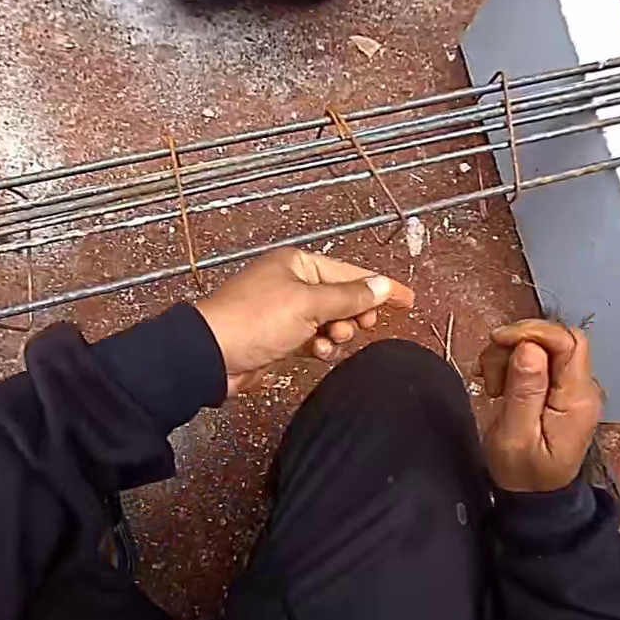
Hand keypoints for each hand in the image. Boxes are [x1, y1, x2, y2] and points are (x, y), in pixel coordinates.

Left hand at [193, 248, 415, 395]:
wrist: (212, 355)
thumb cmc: (257, 319)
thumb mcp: (308, 304)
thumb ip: (349, 296)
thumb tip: (382, 286)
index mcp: (298, 264)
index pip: (350, 272)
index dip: (380, 287)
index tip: (408, 300)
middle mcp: (292, 283)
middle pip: (341, 297)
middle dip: (354, 313)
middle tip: (364, 326)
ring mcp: (285, 311)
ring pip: (329, 321)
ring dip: (337, 333)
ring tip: (333, 340)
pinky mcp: (280, 337)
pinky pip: (313, 339)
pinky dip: (320, 346)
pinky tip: (317, 353)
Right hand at [476, 320, 602, 491]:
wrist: (534, 496)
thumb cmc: (523, 472)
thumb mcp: (516, 437)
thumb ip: (524, 392)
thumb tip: (529, 348)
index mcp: (577, 399)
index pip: (568, 341)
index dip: (532, 332)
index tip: (499, 342)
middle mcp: (580, 387)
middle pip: (555, 337)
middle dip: (517, 342)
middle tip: (491, 369)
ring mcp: (569, 386)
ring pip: (540, 344)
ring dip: (508, 354)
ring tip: (492, 386)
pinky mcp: (555, 386)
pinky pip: (534, 357)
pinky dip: (509, 362)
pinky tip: (497, 384)